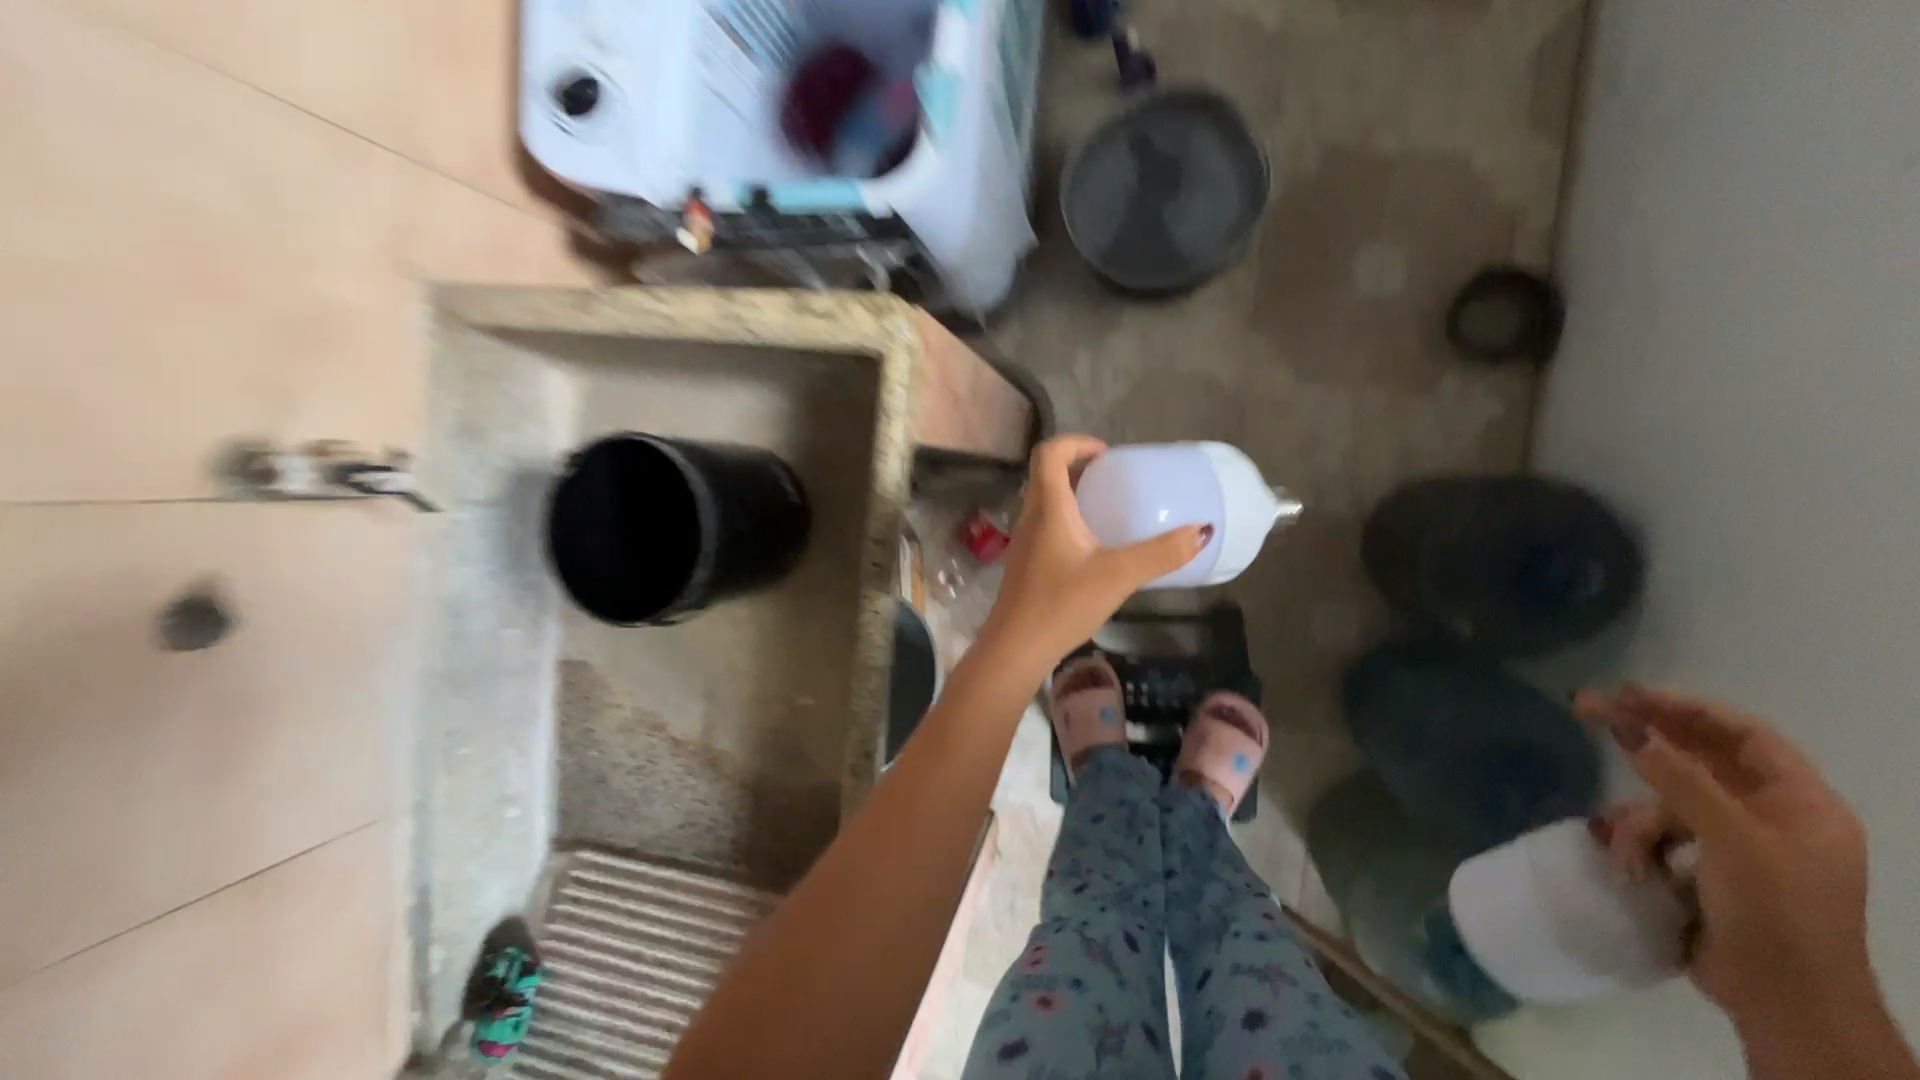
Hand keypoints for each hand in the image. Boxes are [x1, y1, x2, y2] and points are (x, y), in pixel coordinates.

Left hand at [979, 435, 1208, 667]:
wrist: (1016, 648)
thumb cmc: (1061, 604)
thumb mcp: (1118, 576)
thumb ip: (1160, 554)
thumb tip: (1201, 532)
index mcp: (1048, 507)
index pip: (1049, 453)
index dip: (1075, 443)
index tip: (1107, 455)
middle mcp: (1031, 517)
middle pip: (1047, 475)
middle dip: (1080, 468)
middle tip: (1115, 479)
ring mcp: (1025, 542)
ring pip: (1046, 502)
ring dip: (1074, 495)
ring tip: (1109, 508)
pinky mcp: (1026, 564)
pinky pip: (1047, 527)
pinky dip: (1070, 521)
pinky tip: (1094, 548)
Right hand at [1578, 685, 1873, 1031]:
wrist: (1784, 1004)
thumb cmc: (1776, 914)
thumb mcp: (1732, 841)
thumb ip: (1679, 777)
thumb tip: (1628, 724)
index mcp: (1800, 803)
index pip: (1742, 734)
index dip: (1686, 707)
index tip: (1628, 693)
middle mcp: (1771, 816)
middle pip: (1700, 760)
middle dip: (1645, 744)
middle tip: (1585, 710)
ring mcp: (1738, 845)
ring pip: (1669, 804)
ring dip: (1640, 824)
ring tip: (1628, 856)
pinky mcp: (1706, 872)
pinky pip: (1662, 838)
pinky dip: (1641, 849)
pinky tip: (1632, 871)